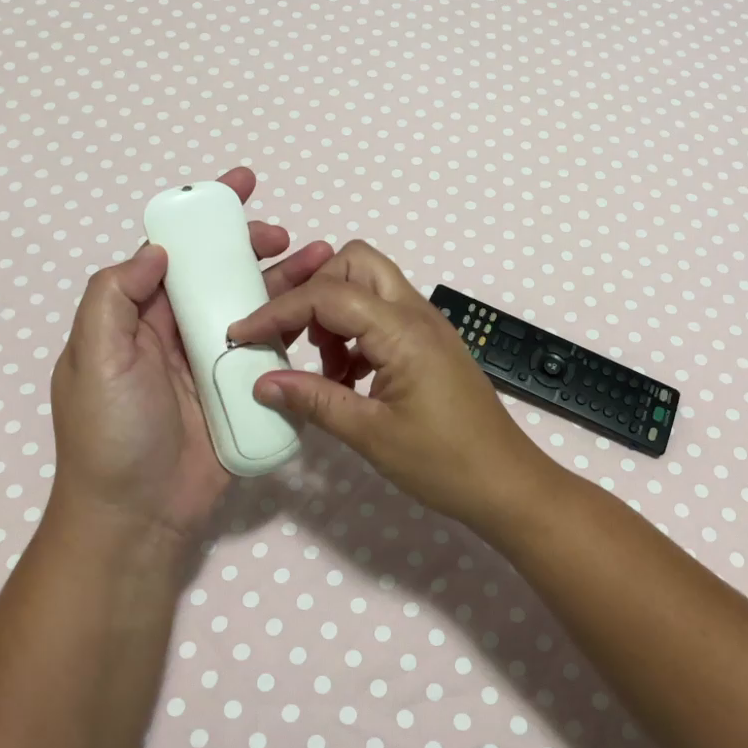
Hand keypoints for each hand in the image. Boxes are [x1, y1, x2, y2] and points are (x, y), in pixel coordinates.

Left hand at [49, 167, 332, 539]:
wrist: (139, 517)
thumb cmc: (111, 434)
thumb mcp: (92, 358)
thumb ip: (114, 297)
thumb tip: (157, 250)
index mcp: (137, 319)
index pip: (173, 253)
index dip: (204, 217)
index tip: (239, 188)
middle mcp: (176, 333)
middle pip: (220, 275)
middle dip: (252, 247)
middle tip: (287, 237)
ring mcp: (212, 363)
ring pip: (252, 307)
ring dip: (284, 281)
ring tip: (321, 263)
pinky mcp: (242, 393)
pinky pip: (270, 350)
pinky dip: (294, 327)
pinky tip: (319, 314)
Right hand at [226, 241, 559, 526]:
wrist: (506, 483)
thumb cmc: (444, 463)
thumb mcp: (371, 434)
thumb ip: (314, 401)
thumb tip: (262, 382)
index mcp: (403, 331)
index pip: (328, 295)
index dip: (278, 311)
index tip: (242, 336)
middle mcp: (418, 314)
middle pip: (356, 263)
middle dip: (313, 289)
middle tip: (291, 336)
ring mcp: (428, 327)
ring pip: (370, 286)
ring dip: (335, 312)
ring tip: (321, 366)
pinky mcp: (431, 345)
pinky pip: (384, 315)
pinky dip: (355, 333)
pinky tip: (345, 378)